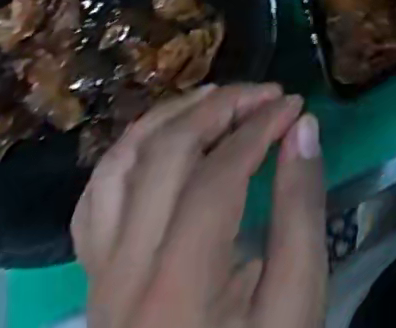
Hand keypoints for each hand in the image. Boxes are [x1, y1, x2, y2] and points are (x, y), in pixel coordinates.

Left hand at [75, 84, 324, 327]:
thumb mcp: (297, 300)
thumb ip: (301, 209)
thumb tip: (303, 127)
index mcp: (179, 290)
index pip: (216, 176)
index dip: (260, 128)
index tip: (296, 105)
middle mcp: (122, 278)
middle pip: (162, 157)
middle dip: (221, 109)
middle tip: (267, 94)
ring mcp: (97, 278)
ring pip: (116, 167)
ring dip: (169, 118)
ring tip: (217, 97)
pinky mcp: (93, 279)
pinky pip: (96, 198)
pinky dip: (131, 152)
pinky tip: (167, 139)